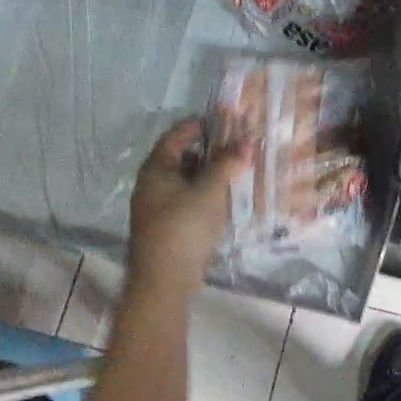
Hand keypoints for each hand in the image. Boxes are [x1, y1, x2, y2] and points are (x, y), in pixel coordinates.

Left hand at [128, 119, 247, 286]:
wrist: (164, 280)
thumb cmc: (183, 227)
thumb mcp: (209, 191)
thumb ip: (227, 163)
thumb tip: (247, 141)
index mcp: (156, 169)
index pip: (176, 136)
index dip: (199, 125)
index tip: (225, 120)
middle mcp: (153, 184)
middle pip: (183, 158)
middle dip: (211, 151)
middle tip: (238, 147)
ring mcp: (159, 207)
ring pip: (188, 181)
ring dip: (211, 175)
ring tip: (239, 171)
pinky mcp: (169, 227)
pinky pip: (190, 201)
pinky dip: (207, 196)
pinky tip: (228, 200)